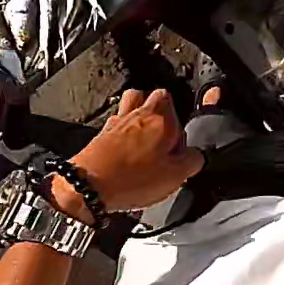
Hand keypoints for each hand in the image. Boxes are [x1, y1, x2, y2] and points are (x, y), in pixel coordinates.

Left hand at [53, 88, 204, 222]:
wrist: (88, 186)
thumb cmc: (130, 179)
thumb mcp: (176, 176)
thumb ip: (192, 160)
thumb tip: (195, 155)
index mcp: (161, 118)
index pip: (178, 106)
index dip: (181, 129)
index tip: (179, 150)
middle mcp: (137, 114)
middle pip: (154, 98)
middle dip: (163, 114)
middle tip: (164, 140)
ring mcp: (117, 122)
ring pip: (132, 103)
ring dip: (140, 116)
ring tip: (146, 140)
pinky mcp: (101, 135)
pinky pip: (116, 123)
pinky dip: (123, 133)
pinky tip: (126, 152)